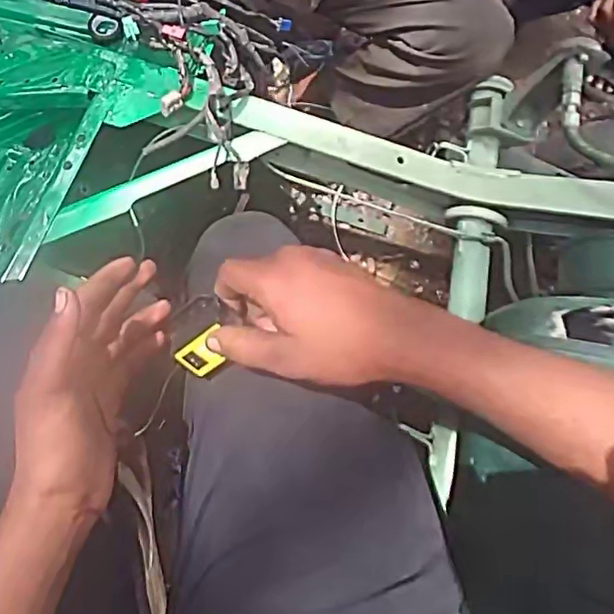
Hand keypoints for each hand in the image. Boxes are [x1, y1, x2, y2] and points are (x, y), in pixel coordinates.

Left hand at [11, 259, 170, 516]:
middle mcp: (76, 359)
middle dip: (128, 292)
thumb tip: (67, 291)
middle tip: (153, 270)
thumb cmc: (52, 442)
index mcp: (58, 351)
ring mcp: (94, 379)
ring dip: (142, 319)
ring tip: (166, 305)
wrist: (62, 498)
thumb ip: (58, 340)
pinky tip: (162, 339)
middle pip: (105, 316)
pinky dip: (145, 349)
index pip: (84, 305)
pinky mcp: (110, 399)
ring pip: (122, 338)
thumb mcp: (49, 389)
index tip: (130, 262)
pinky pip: (130, 364)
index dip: (106, 281)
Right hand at [208, 245, 444, 386]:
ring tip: (300, 327)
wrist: (399, 333)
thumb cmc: (340, 348)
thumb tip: (214, 339)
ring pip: (279, 270)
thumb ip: (243, 347)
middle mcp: (290, 257)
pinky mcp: (336, 260)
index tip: (241, 321)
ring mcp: (316, 255)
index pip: (227, 271)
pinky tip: (322, 316)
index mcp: (271, 277)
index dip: (225, 296)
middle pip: (254, 271)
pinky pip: (302, 269)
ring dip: (278, 295)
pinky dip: (300, 287)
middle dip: (254, 300)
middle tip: (275, 333)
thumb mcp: (286, 358)